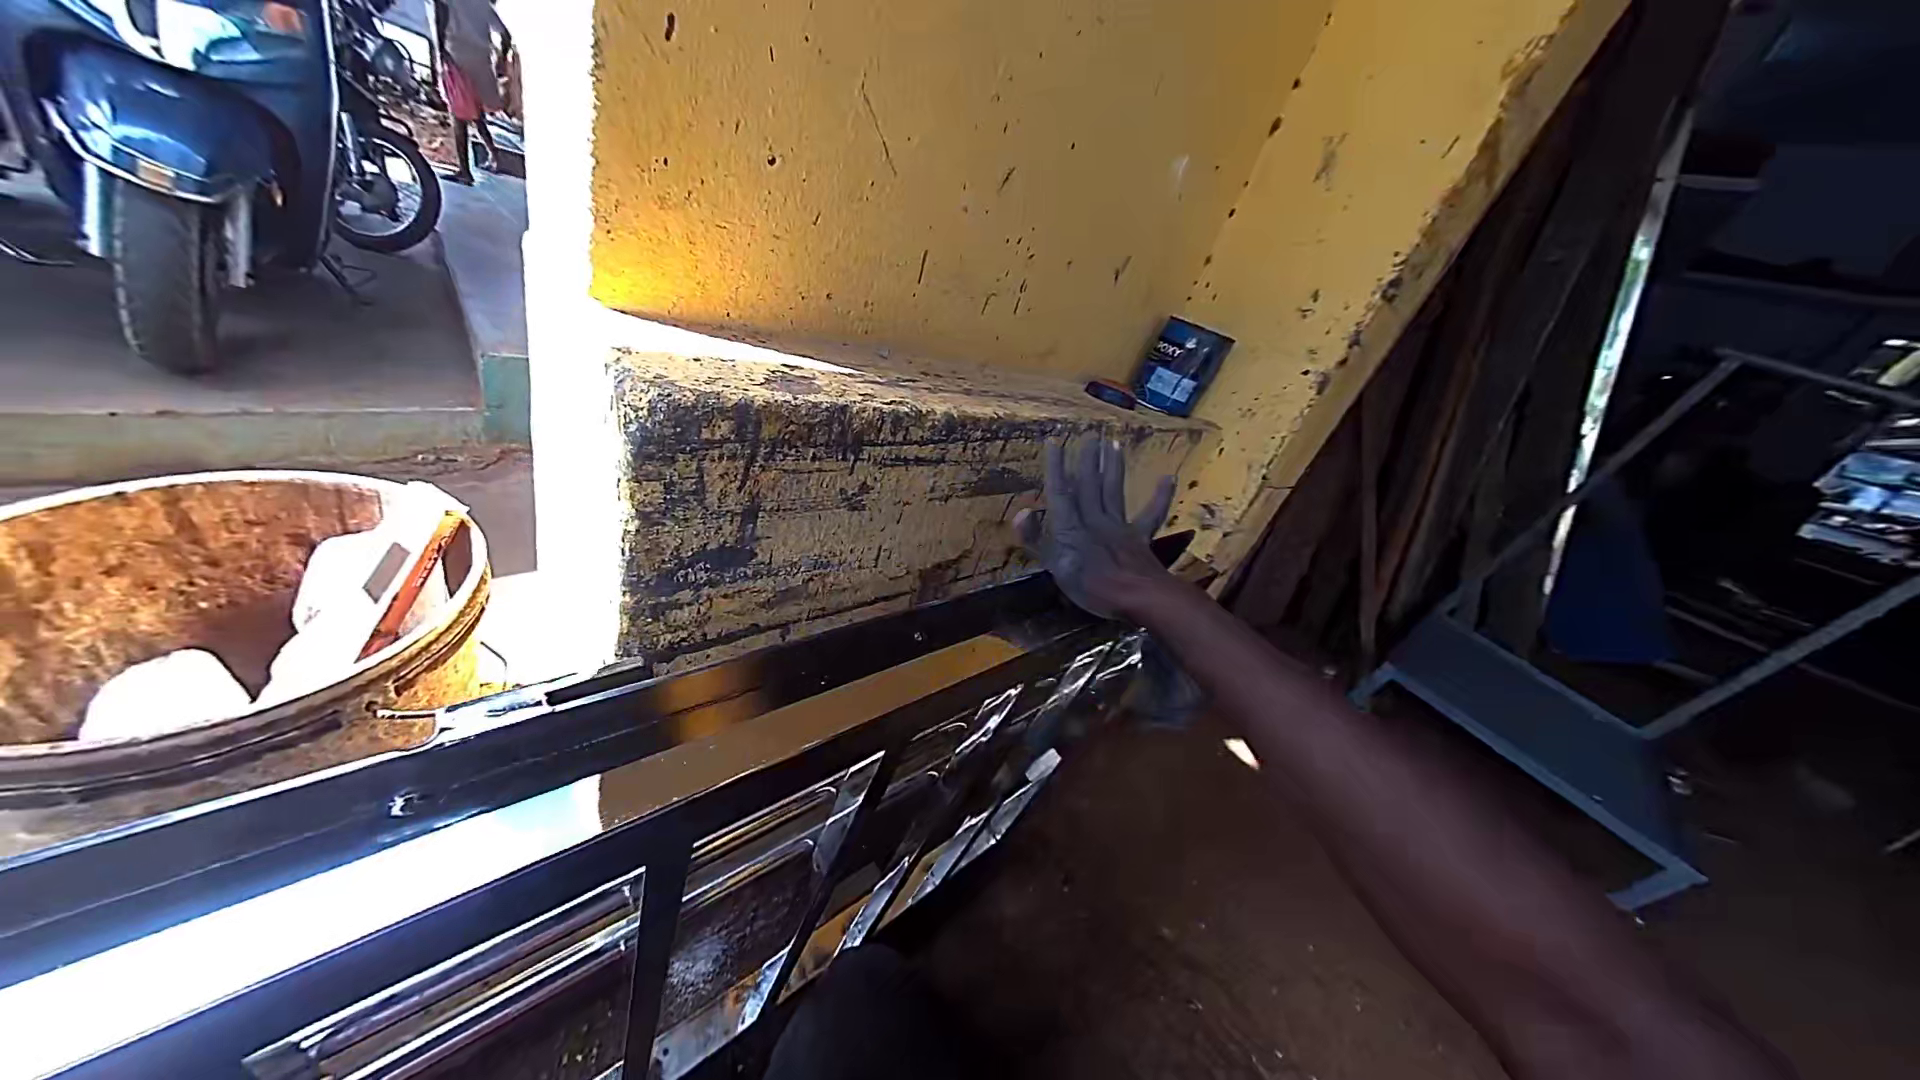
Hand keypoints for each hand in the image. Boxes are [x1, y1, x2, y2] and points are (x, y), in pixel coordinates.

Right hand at [1013, 438, 1176, 619]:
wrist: (1137, 596)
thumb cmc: (1091, 586)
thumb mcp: (1055, 567)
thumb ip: (1036, 540)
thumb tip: (1022, 512)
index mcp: (1072, 527)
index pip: (1060, 492)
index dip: (1056, 467)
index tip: (1054, 441)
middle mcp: (1095, 519)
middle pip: (1089, 485)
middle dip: (1087, 460)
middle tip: (1089, 434)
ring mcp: (1120, 527)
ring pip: (1114, 491)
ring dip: (1113, 467)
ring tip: (1113, 443)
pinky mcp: (1140, 537)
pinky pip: (1151, 514)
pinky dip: (1160, 496)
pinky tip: (1168, 478)